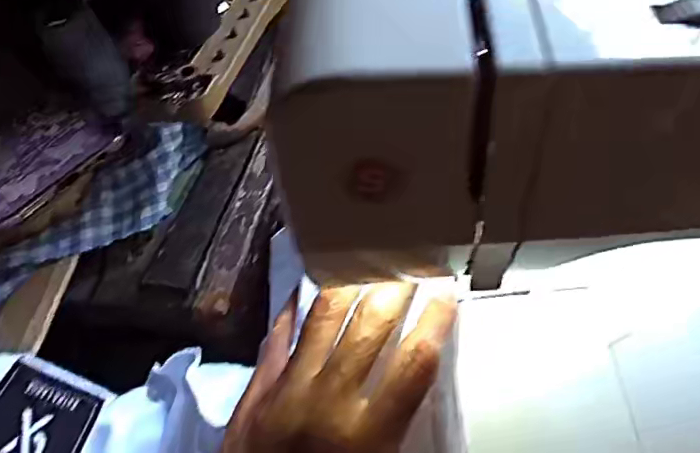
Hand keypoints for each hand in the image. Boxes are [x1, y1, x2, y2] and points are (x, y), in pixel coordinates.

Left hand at [222, 282, 456, 452]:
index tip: (448, 293)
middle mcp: (328, 405)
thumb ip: (401, 420)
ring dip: (354, 282)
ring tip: (371, 265)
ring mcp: (285, 394)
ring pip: (326, 312)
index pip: (416, 359)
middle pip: (374, 321)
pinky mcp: (251, 397)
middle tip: (415, 266)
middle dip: (401, 285)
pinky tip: (311, 285)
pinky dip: (296, 306)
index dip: (438, 317)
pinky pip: (278, 334)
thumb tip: (426, 361)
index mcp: (368, 437)